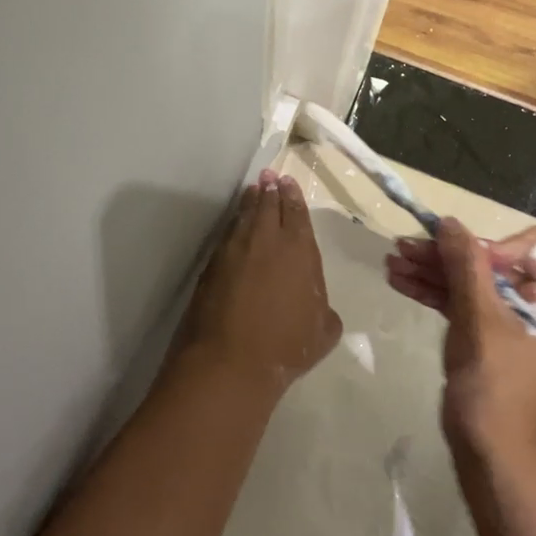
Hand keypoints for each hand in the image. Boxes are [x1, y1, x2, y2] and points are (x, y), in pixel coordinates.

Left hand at [179, 169, 341, 392]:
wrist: (230, 360)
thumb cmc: (285, 347)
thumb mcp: (323, 332)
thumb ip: (324, 311)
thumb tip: (319, 307)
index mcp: (299, 249)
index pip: (295, 213)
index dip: (292, 196)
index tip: (287, 182)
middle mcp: (266, 241)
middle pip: (267, 207)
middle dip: (270, 190)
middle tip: (269, 175)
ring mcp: (234, 251)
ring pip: (244, 216)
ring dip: (250, 202)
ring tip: (253, 191)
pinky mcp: (211, 266)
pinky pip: (227, 235)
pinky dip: (233, 225)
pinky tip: (234, 226)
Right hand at [385, 219, 535, 454]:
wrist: (489, 447)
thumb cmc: (494, 381)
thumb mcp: (479, 318)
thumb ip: (466, 266)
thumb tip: (450, 222)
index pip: (530, 246)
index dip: (491, 245)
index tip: (461, 260)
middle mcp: (534, 304)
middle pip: (490, 261)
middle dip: (446, 254)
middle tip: (404, 247)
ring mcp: (508, 322)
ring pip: (469, 281)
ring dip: (432, 270)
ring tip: (391, 262)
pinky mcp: (485, 337)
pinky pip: (460, 303)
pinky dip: (433, 292)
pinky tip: (399, 282)